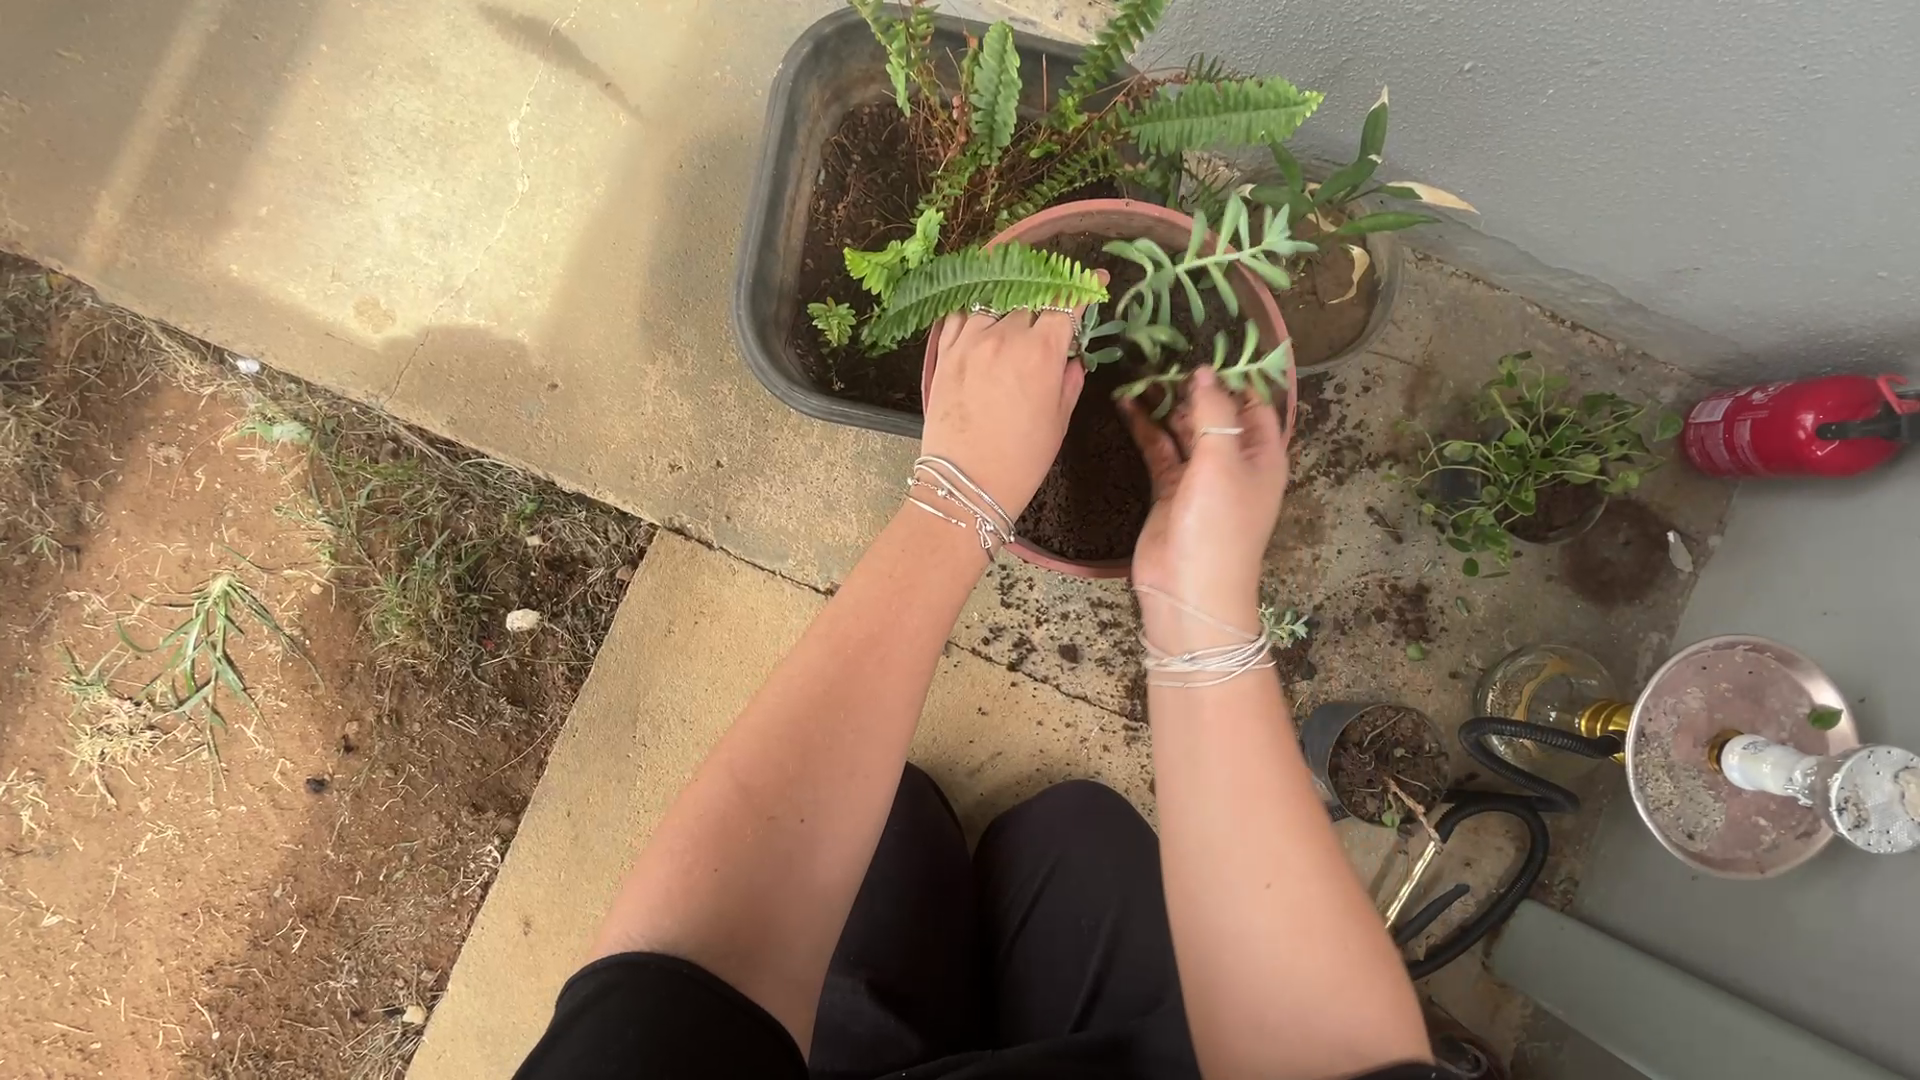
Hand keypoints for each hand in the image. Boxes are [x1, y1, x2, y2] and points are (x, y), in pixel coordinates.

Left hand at [920, 285, 1102, 518]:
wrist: (965, 486)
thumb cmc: (1020, 462)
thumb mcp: (1058, 422)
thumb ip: (1069, 381)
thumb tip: (1071, 359)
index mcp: (1041, 353)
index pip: (1066, 303)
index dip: (1084, 288)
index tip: (1094, 280)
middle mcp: (1004, 338)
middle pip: (1031, 297)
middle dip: (1047, 298)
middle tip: (1054, 306)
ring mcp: (969, 343)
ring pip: (994, 300)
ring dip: (1011, 300)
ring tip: (1018, 308)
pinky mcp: (944, 355)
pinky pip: (957, 315)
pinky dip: (973, 309)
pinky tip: (981, 315)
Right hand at [1121, 367, 1289, 645]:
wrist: (1188, 589)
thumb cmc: (1218, 525)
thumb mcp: (1222, 460)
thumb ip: (1212, 411)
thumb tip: (1203, 371)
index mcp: (1263, 453)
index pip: (1253, 401)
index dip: (1232, 374)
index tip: (1202, 344)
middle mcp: (1235, 461)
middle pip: (1215, 412)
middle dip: (1191, 386)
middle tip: (1160, 353)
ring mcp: (1201, 476)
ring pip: (1184, 429)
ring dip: (1164, 405)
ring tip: (1139, 372)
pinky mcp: (1169, 490)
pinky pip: (1159, 451)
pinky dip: (1145, 429)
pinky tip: (1126, 406)